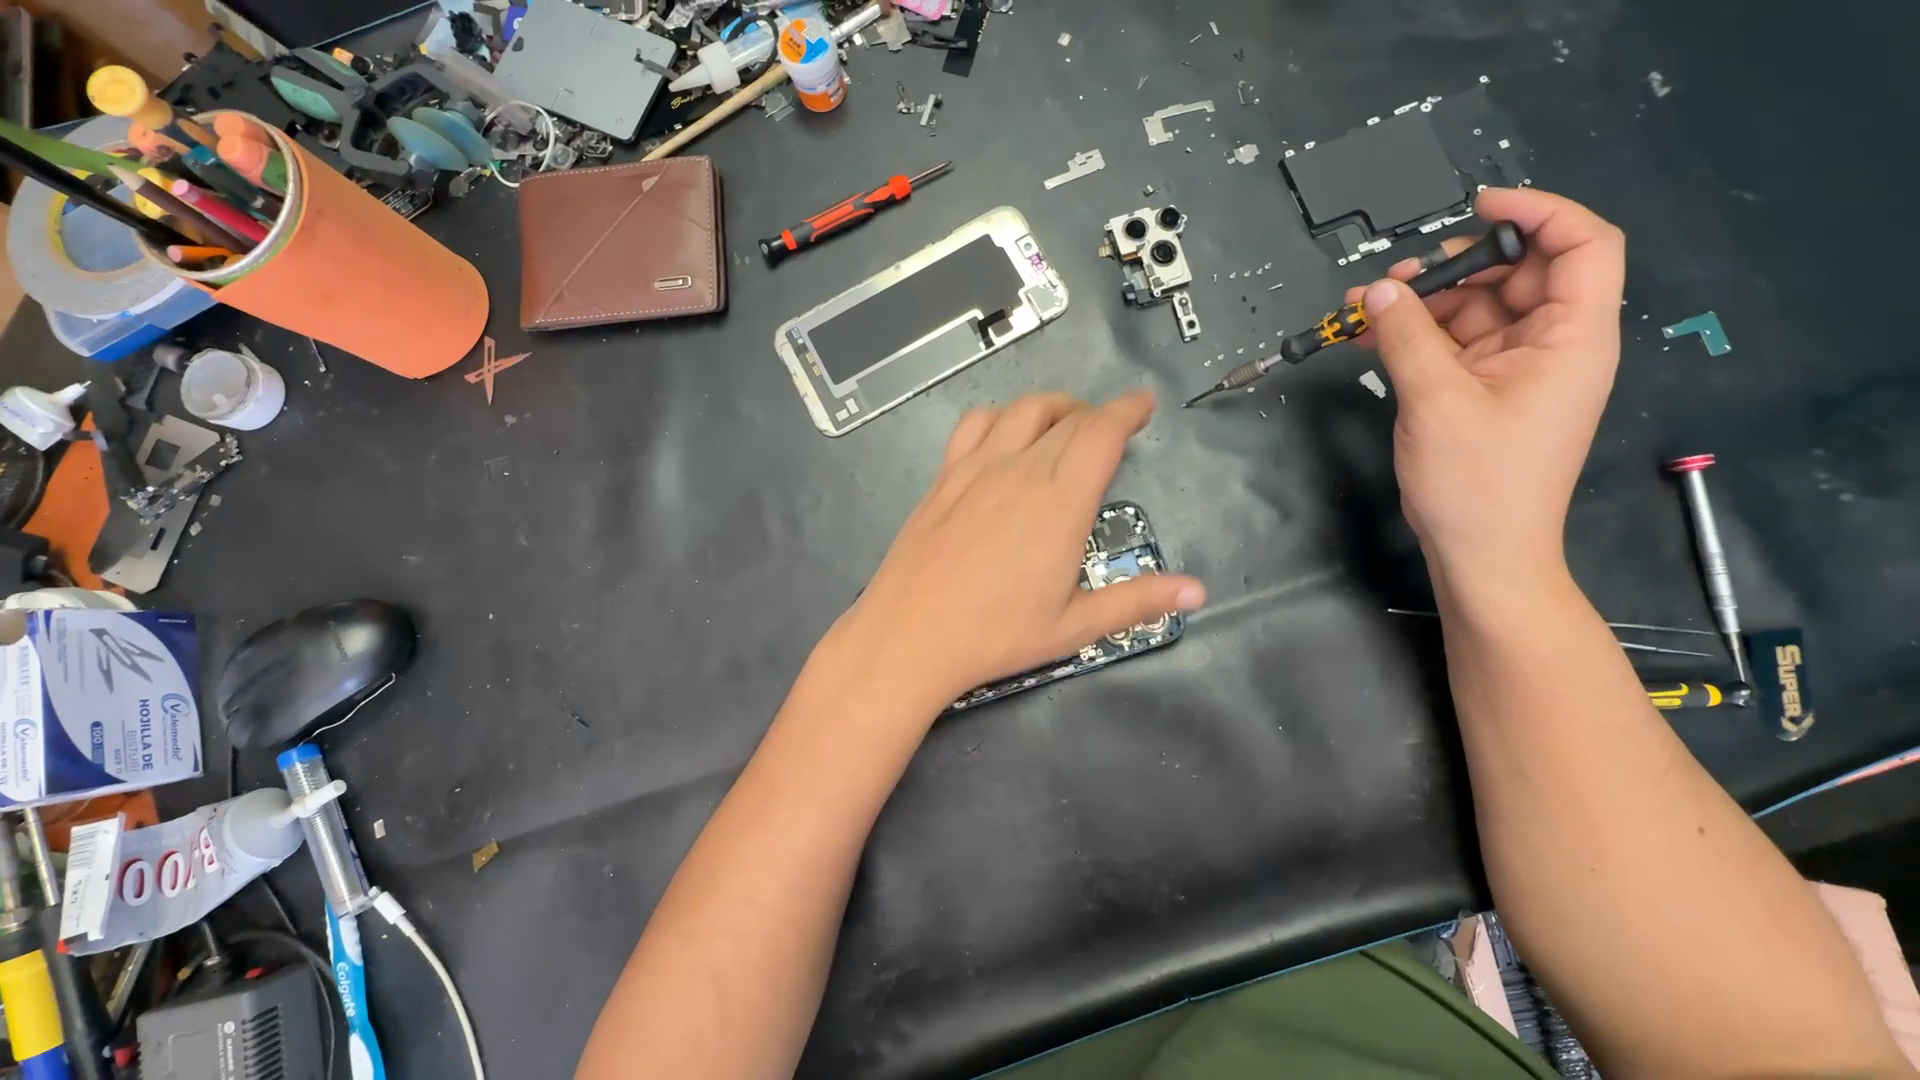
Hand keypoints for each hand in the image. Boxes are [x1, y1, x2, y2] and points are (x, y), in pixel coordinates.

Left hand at [826, 391, 1205, 705]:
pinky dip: (1000, 416)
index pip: (1102, 433)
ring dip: (1053, 407)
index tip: (1144, 405)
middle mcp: (1020, 471)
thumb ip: (1137, 600)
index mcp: (1060, 502)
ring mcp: (975, 469)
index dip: (1128, 410)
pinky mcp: (944, 477)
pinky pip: (974, 425)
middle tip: (1113, 428)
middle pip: (1068, 418)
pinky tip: (1004, 435)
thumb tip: (1198, 591)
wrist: (909, 637)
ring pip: (1021, 410)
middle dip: (1098, 414)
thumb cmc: (996, 636)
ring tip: (1066, 423)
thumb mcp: (1075, 626)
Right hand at [1348, 187, 1625, 584]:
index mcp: (1574, 339)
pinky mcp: (1484, 390)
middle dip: (1457, 265)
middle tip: (1398, 278)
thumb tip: (1380, 290)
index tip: (1477, 208)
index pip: (1583, 246)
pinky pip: (1453, 343)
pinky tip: (1370, 332)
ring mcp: (1516, 368)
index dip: (1540, 211)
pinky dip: (1416, 334)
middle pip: (1518, 273)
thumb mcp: (1436, 402)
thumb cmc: (1477, 483)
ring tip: (1366, 307)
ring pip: (1477, 307)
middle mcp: (1553, 344)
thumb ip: (1408, 337)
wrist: (1481, 554)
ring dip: (1423, 302)